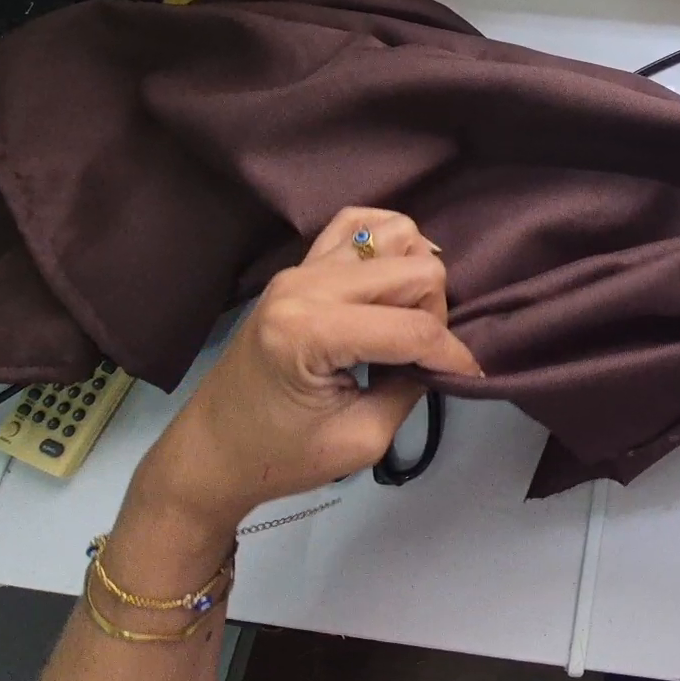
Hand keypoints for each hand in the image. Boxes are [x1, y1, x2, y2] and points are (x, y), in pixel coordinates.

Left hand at [133, 208, 481, 532]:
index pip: (414, 328)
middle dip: (435, 314)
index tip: (471, 376)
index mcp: (310, 332)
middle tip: (420, 356)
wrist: (208, 454)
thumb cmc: (279, 457)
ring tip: (402, 318)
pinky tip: (390, 277)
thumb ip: (411, 386)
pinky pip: (358, 222)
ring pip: (396, 234)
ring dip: (415, 276)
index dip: (453, 354)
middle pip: (415, 269)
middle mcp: (305, 285)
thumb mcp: (363, 440)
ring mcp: (300, 268)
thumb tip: (440, 355)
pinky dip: (388, 242)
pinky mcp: (300, 266)